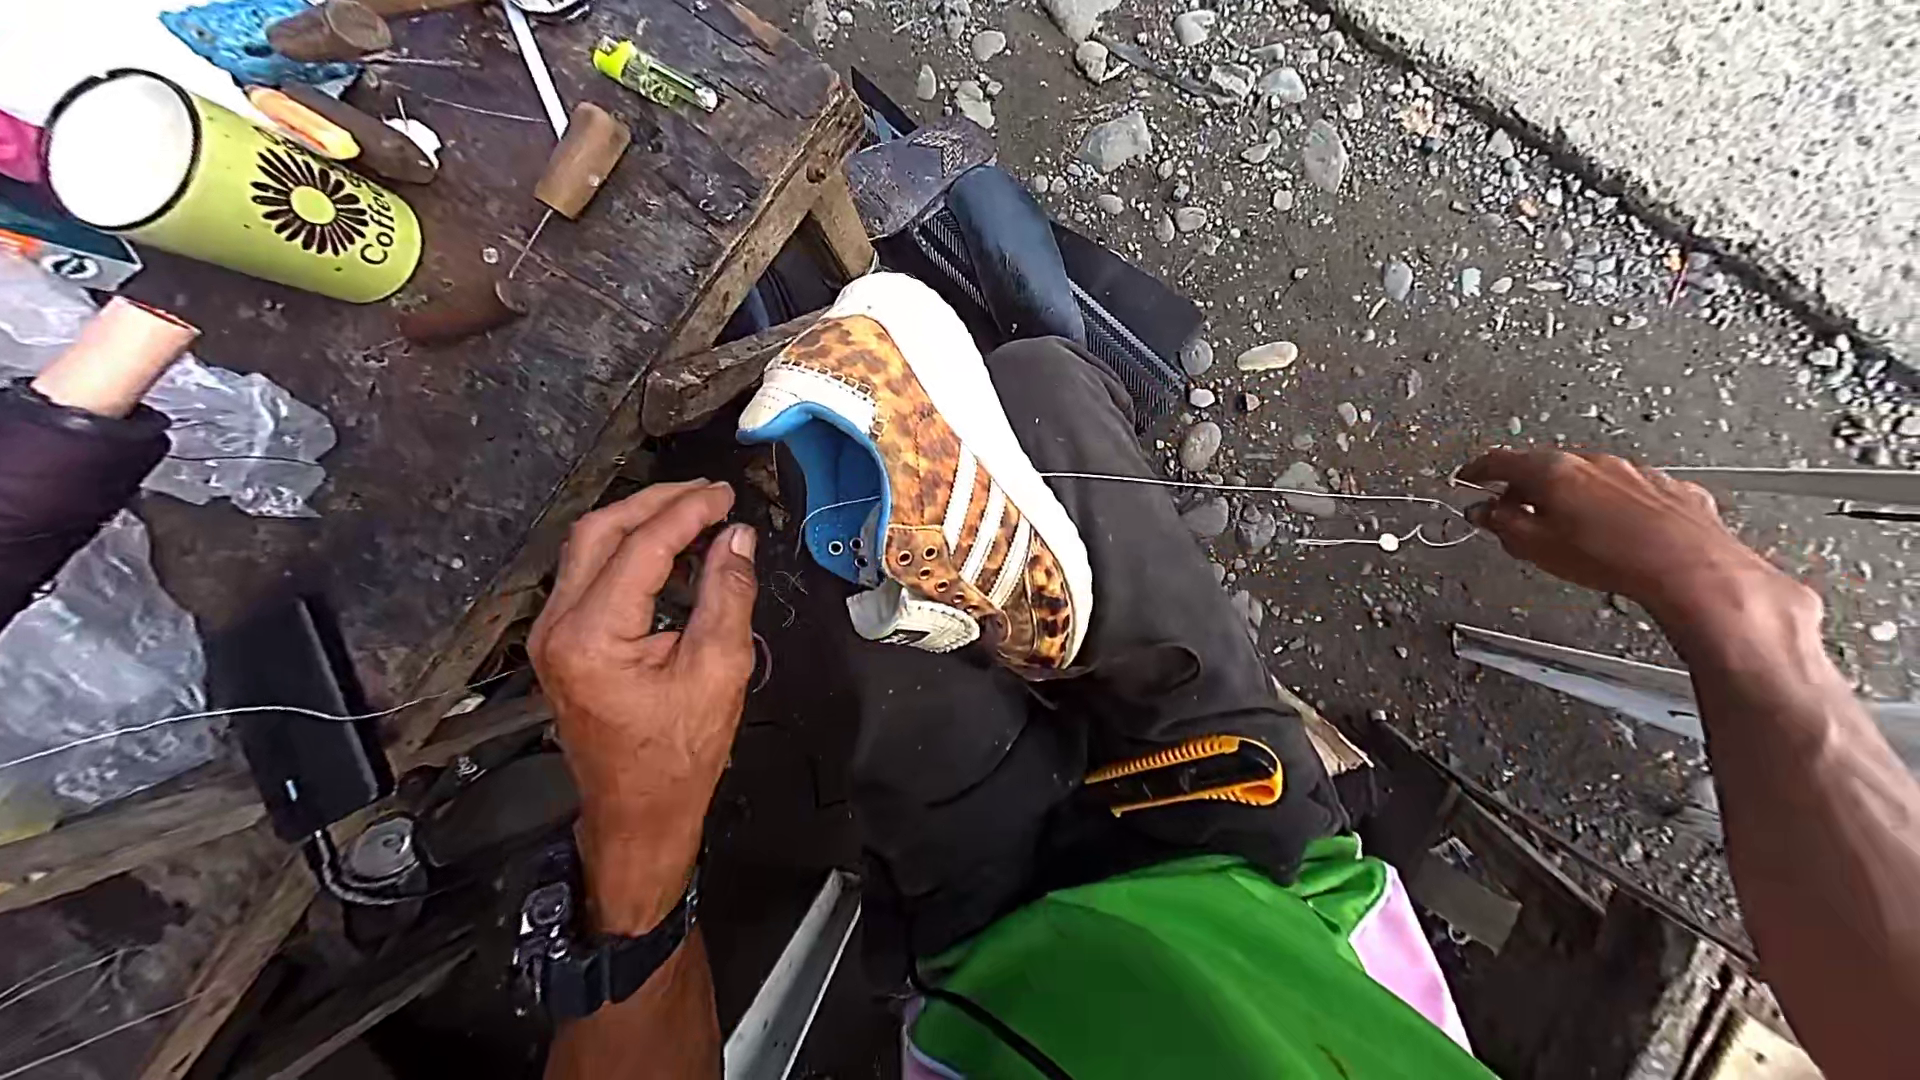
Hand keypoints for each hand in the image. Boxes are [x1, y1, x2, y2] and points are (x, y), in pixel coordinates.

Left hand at [529, 481, 757, 931]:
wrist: (639, 812)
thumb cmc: (681, 753)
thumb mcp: (720, 669)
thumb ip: (728, 593)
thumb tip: (739, 538)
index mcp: (592, 635)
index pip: (642, 547)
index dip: (689, 512)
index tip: (727, 496)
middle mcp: (557, 626)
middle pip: (599, 532)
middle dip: (658, 502)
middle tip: (710, 494)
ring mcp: (553, 633)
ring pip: (590, 547)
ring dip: (643, 521)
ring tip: (698, 512)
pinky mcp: (565, 641)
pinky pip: (593, 574)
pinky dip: (634, 550)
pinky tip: (674, 551)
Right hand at [1457, 449, 1811, 631]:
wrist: (1693, 569)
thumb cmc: (1614, 556)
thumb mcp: (1532, 545)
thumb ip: (1500, 523)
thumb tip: (1485, 512)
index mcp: (1553, 470)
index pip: (1499, 461)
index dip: (1476, 471)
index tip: (1467, 478)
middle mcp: (1593, 463)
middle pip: (1542, 468)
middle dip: (1521, 490)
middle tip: (1510, 515)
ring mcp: (1634, 473)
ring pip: (1584, 478)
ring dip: (1565, 498)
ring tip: (1561, 530)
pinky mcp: (1667, 489)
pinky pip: (1623, 491)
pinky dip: (1606, 505)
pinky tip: (1607, 531)